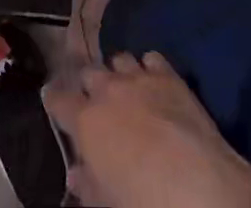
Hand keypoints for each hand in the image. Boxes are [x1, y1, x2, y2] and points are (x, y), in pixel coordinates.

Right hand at [44, 51, 250, 207]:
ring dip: (119, 72)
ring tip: (126, 88)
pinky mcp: (168, 75)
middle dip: (89, 84)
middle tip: (96, 101)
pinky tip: (154, 81)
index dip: (54, 99)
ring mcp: (137, 78)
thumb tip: (75, 173)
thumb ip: (87, 183)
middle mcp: (106, 90)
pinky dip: (149, 67)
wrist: (197, 186)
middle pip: (88, 72)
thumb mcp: (106, 201)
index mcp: (84, 119)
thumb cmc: (142, 199)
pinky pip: (151, 58)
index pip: (57, 98)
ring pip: (118, 59)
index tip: (53, 101)